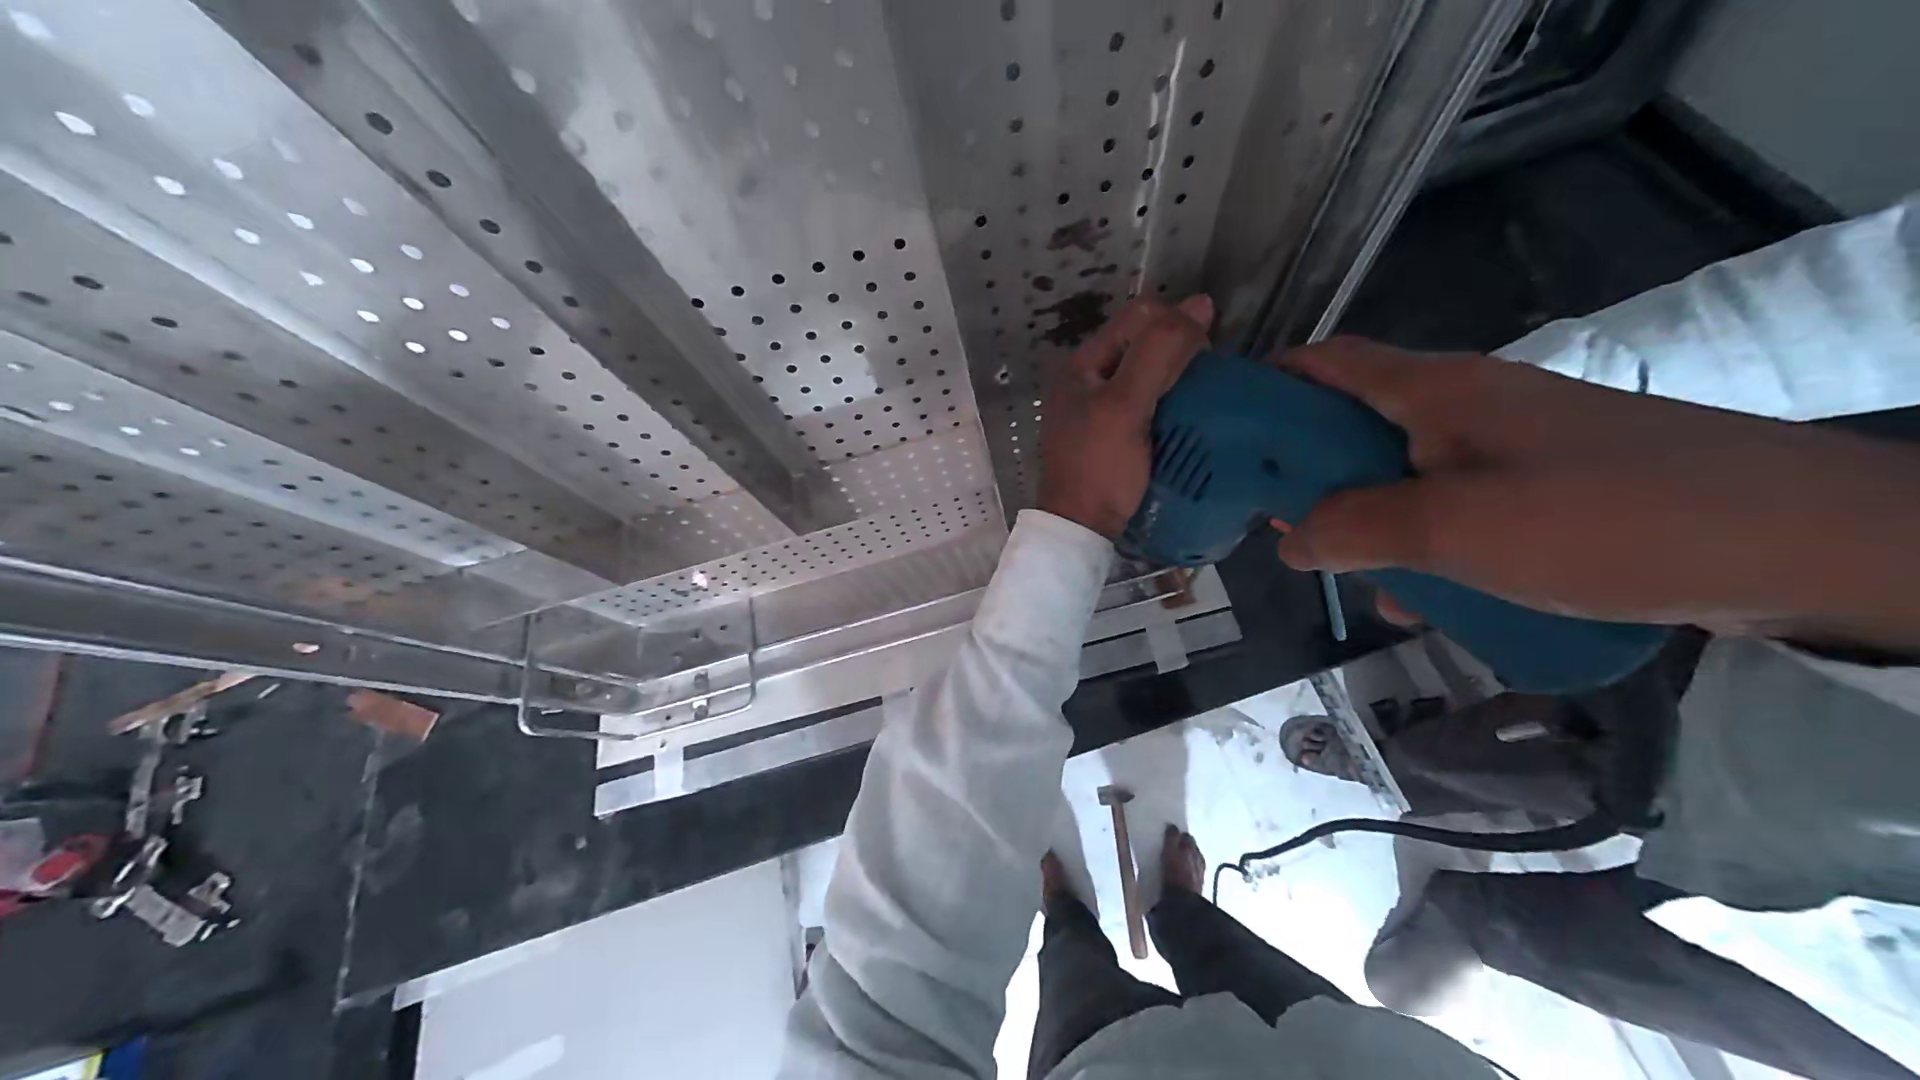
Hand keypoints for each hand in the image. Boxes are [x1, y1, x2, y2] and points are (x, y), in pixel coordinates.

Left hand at [1039, 296, 1212, 537]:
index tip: (1204, 356)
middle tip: (1206, 378)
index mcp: (1081, 362)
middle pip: (1144, 342)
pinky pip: (1149, 399)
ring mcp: (1099, 405)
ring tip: (1204, 394)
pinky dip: (1171, 400)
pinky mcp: (1113, 430)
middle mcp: (1088, 377)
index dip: (1176, 324)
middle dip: (1180, 350)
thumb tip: (1201, 304)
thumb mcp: (1125, 405)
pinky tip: (1189, 413)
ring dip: (1179, 376)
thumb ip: (1157, 354)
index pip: (1139, 316)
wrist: (1082, 528)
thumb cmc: (1099, 466)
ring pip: (1150, 371)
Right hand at [1271, 337, 1919, 654]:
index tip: (1225, 429)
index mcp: (1434, 392)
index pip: (1327, 361)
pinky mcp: (1543, 485)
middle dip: (1306, 473)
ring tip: (1345, 577)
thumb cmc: (1607, 517)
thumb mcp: (1453, 529)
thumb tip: (1288, 541)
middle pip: (1355, 424)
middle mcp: (1464, 407)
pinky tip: (1424, 600)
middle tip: (1272, 523)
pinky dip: (1425, 545)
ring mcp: (1506, 446)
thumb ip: (1354, 529)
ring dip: (1366, 522)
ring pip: (1402, 475)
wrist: (1804, 543)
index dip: (1269, 381)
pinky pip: (1454, 508)